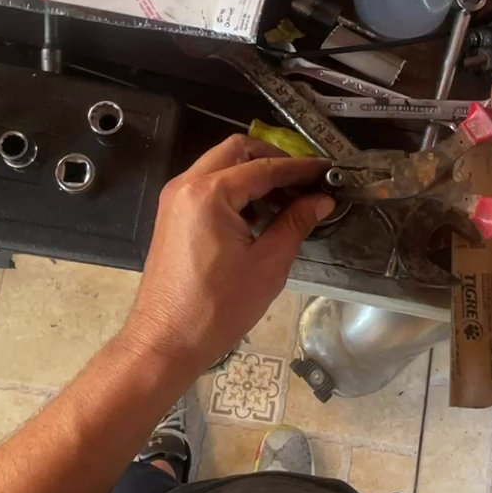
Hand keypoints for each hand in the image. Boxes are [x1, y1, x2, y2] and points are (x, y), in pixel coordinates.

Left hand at [123, 135, 332, 378]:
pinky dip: (234, 189)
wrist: (165, 342)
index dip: (300, 168)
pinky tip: (258, 215)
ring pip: (220, 165)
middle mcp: (187, 186)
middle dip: (274, 160)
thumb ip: (296, 223)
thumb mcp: (267, 265)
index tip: (326, 171)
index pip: (264, 167)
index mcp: (209, 194)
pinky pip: (207, 185)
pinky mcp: (172, 215)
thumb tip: (321, 201)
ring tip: (286, 200)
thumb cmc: (217, 308)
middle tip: (304, 181)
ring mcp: (175, 199)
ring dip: (253, 173)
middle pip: (237, 151)